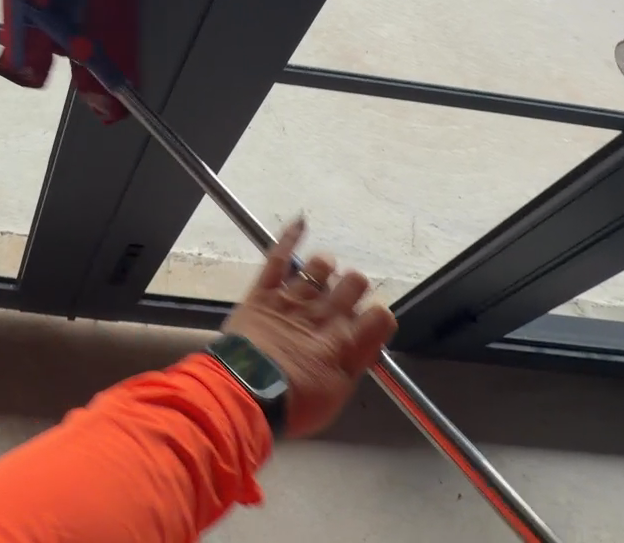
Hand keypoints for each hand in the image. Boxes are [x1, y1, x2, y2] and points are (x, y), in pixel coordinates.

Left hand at [221, 218, 396, 437]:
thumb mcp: (335, 397)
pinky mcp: (264, 290)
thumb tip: (364, 346)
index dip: (378, 317)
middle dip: (354, 286)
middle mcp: (324, 315)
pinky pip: (279, 257)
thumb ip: (353, 365)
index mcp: (345, 344)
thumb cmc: (291, 403)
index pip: (380, 317)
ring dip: (326, 267)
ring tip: (323, 272)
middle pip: (353, 284)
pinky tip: (300, 221)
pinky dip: (290, 236)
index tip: (370, 322)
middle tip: (343, 297)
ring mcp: (292, 298)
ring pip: (320, 268)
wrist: (244, 390)